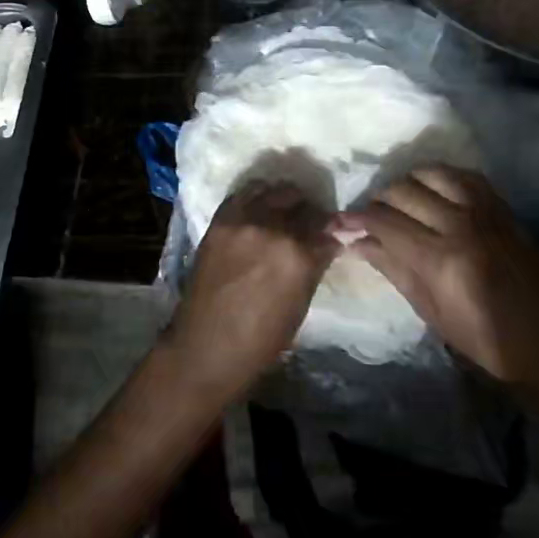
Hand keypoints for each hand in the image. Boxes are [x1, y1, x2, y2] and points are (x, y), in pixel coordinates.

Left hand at [165, 182, 338, 396]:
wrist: (206, 346)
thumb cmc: (261, 339)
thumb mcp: (301, 304)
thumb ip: (315, 265)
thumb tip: (328, 242)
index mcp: (299, 255)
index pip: (326, 227)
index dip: (332, 230)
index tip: (332, 233)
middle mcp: (273, 230)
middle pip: (301, 203)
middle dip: (309, 212)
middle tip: (308, 223)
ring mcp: (243, 222)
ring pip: (273, 191)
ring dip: (284, 199)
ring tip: (284, 211)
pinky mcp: (220, 222)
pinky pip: (243, 195)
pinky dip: (256, 197)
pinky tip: (260, 209)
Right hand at [345, 166, 538, 390]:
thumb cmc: (486, 340)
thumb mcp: (432, 313)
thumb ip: (394, 269)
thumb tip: (357, 242)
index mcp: (440, 259)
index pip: (384, 221)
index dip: (356, 218)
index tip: (340, 221)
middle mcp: (460, 224)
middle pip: (403, 191)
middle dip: (377, 200)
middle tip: (369, 216)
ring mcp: (484, 211)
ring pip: (431, 173)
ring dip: (407, 182)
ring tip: (400, 201)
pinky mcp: (501, 206)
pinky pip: (463, 175)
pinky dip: (439, 177)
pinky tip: (432, 191)